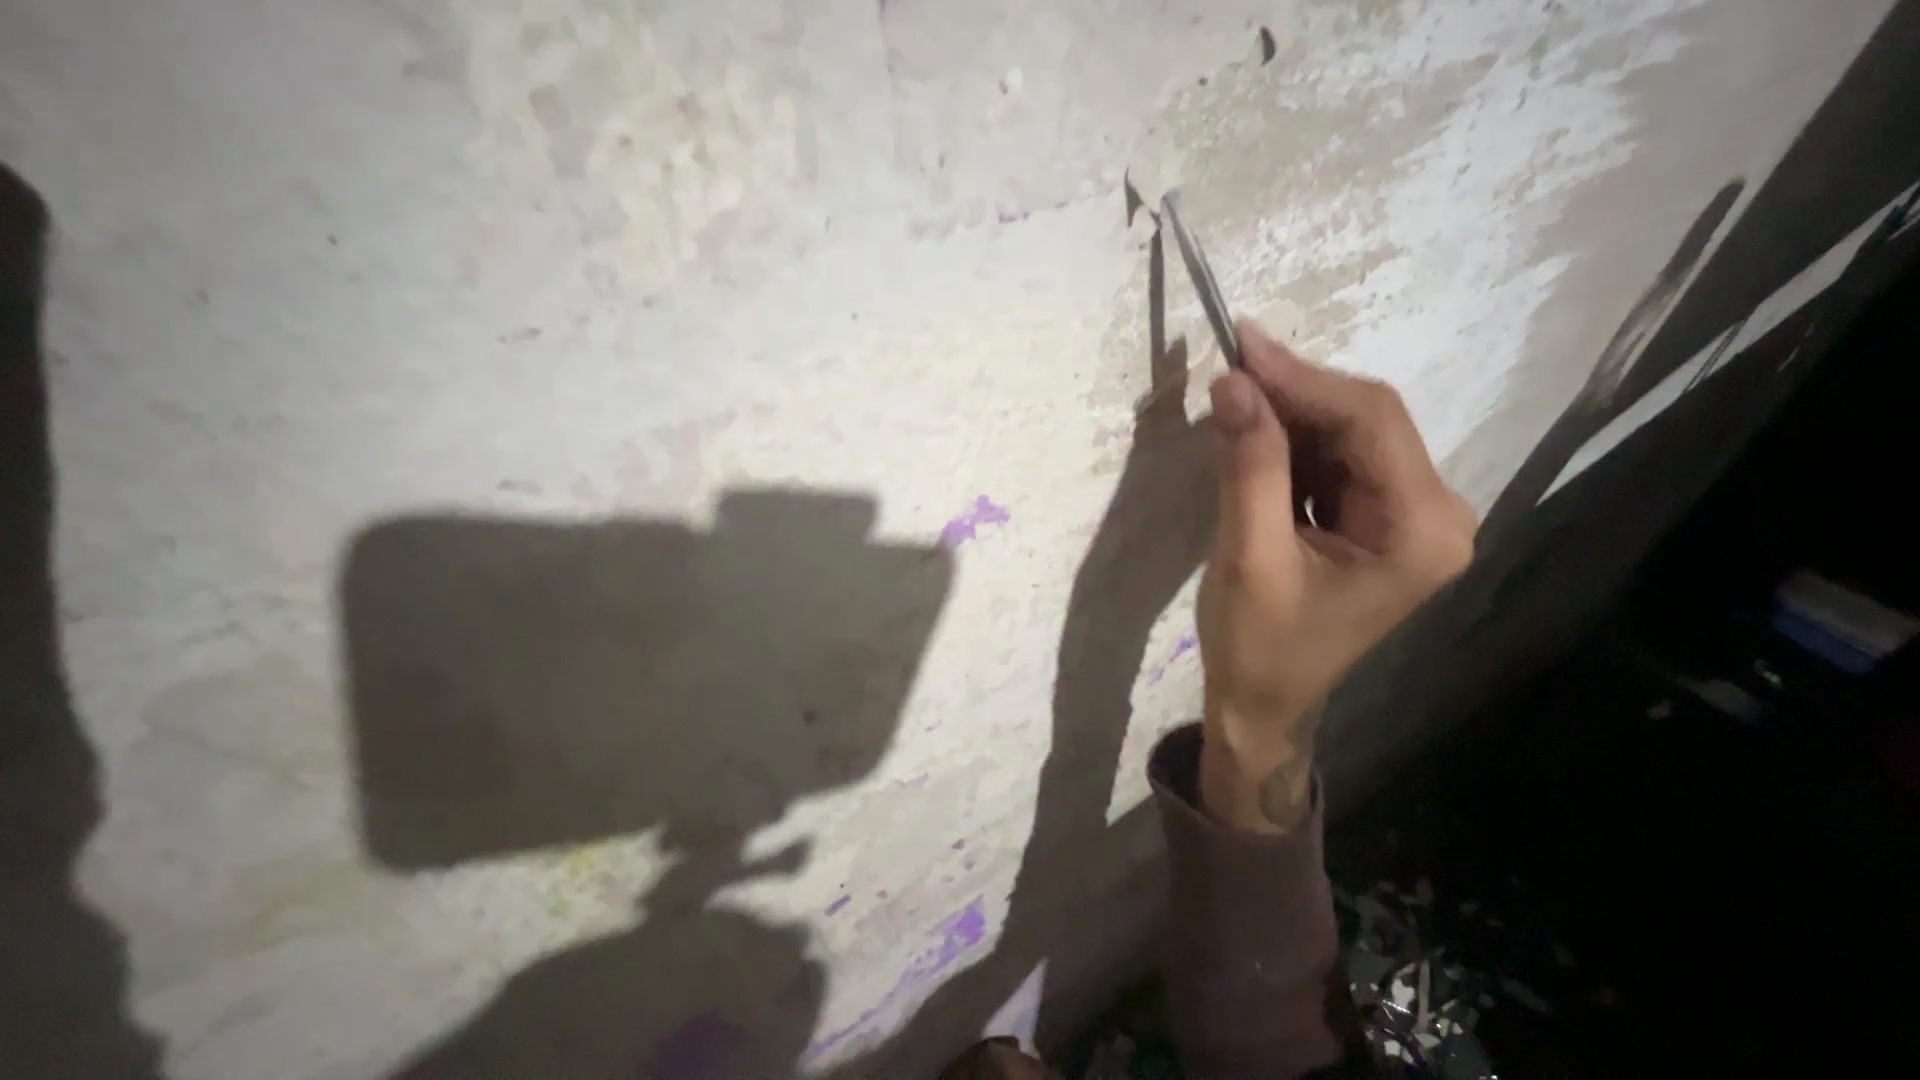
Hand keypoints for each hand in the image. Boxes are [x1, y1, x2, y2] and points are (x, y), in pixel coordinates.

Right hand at [1197, 322, 1476, 833]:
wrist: (1263, 705)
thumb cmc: (1259, 647)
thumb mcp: (1248, 556)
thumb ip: (1248, 466)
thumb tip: (1232, 381)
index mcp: (1421, 531)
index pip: (1370, 422)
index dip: (1303, 378)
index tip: (1238, 346)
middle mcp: (1434, 515)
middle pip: (1366, 422)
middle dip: (1294, 393)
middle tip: (1227, 368)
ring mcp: (1410, 516)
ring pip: (1349, 434)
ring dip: (1289, 414)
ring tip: (1230, 398)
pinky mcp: (1380, 519)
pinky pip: (1337, 460)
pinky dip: (1292, 442)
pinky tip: (1251, 433)